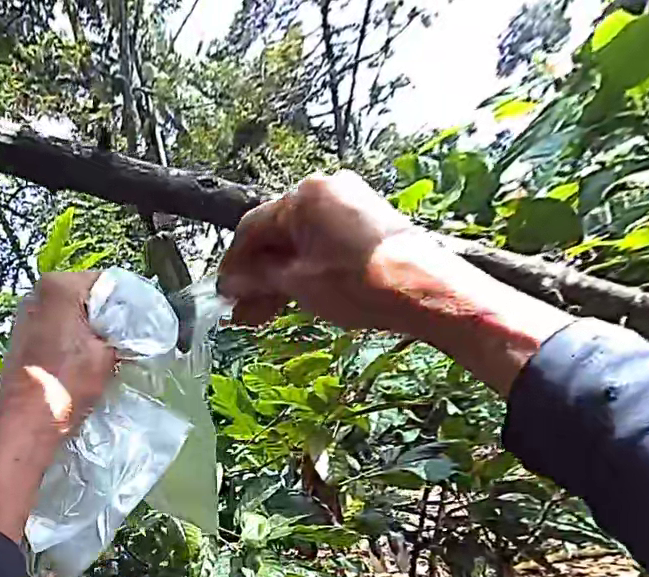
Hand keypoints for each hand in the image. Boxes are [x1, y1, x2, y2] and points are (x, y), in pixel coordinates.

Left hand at [0, 272, 117, 542]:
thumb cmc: (67, 386)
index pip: (109, 283)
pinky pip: (58, 331)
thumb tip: (137, 332)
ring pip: (73, 316)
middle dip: (110, 318)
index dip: (132, 304)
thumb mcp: (107, 356)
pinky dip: (74, 343)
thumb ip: (123, 335)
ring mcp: (26, 315)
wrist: (27, 425)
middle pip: (88, 298)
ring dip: (92, 332)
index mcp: (59, 286)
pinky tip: (86, 364)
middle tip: (131, 342)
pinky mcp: (22, 338)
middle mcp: (37, 293)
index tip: (146, 326)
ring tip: (111, 356)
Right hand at [217, 172, 574, 391]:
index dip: (233, 265)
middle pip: (276, 235)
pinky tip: (293, 298)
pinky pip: (321, 244)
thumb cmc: (359, 285)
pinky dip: (304, 271)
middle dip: (257, 277)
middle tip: (243, 314)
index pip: (251, 228)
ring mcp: (348, 203)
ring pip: (298, 243)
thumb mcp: (299, 284)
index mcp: (304, 195)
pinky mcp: (365, 222)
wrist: (425, 290)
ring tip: (264, 316)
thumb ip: (259, 278)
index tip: (224, 295)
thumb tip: (230, 283)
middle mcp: (325, 189)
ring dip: (279, 279)